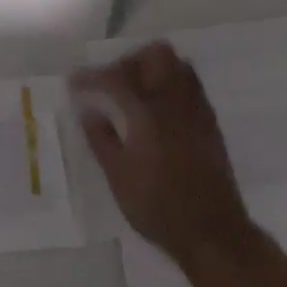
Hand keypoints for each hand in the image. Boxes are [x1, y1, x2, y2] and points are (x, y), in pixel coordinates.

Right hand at [72, 42, 255, 265]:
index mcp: (149, 116)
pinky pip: (191, 86)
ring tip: (132, 94)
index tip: (74, 83)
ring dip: (153, 69)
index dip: (92, 76)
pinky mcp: (210, 123)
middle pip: (157, 56)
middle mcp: (177, 104)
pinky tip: (156, 111)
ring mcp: (199, 111)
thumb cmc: (157, 207)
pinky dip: (170, 85)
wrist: (212, 231)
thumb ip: (102, 138)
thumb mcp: (118, 176)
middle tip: (109, 83)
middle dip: (128, 62)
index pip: (117, 78)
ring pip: (179, 66)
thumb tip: (88, 109)